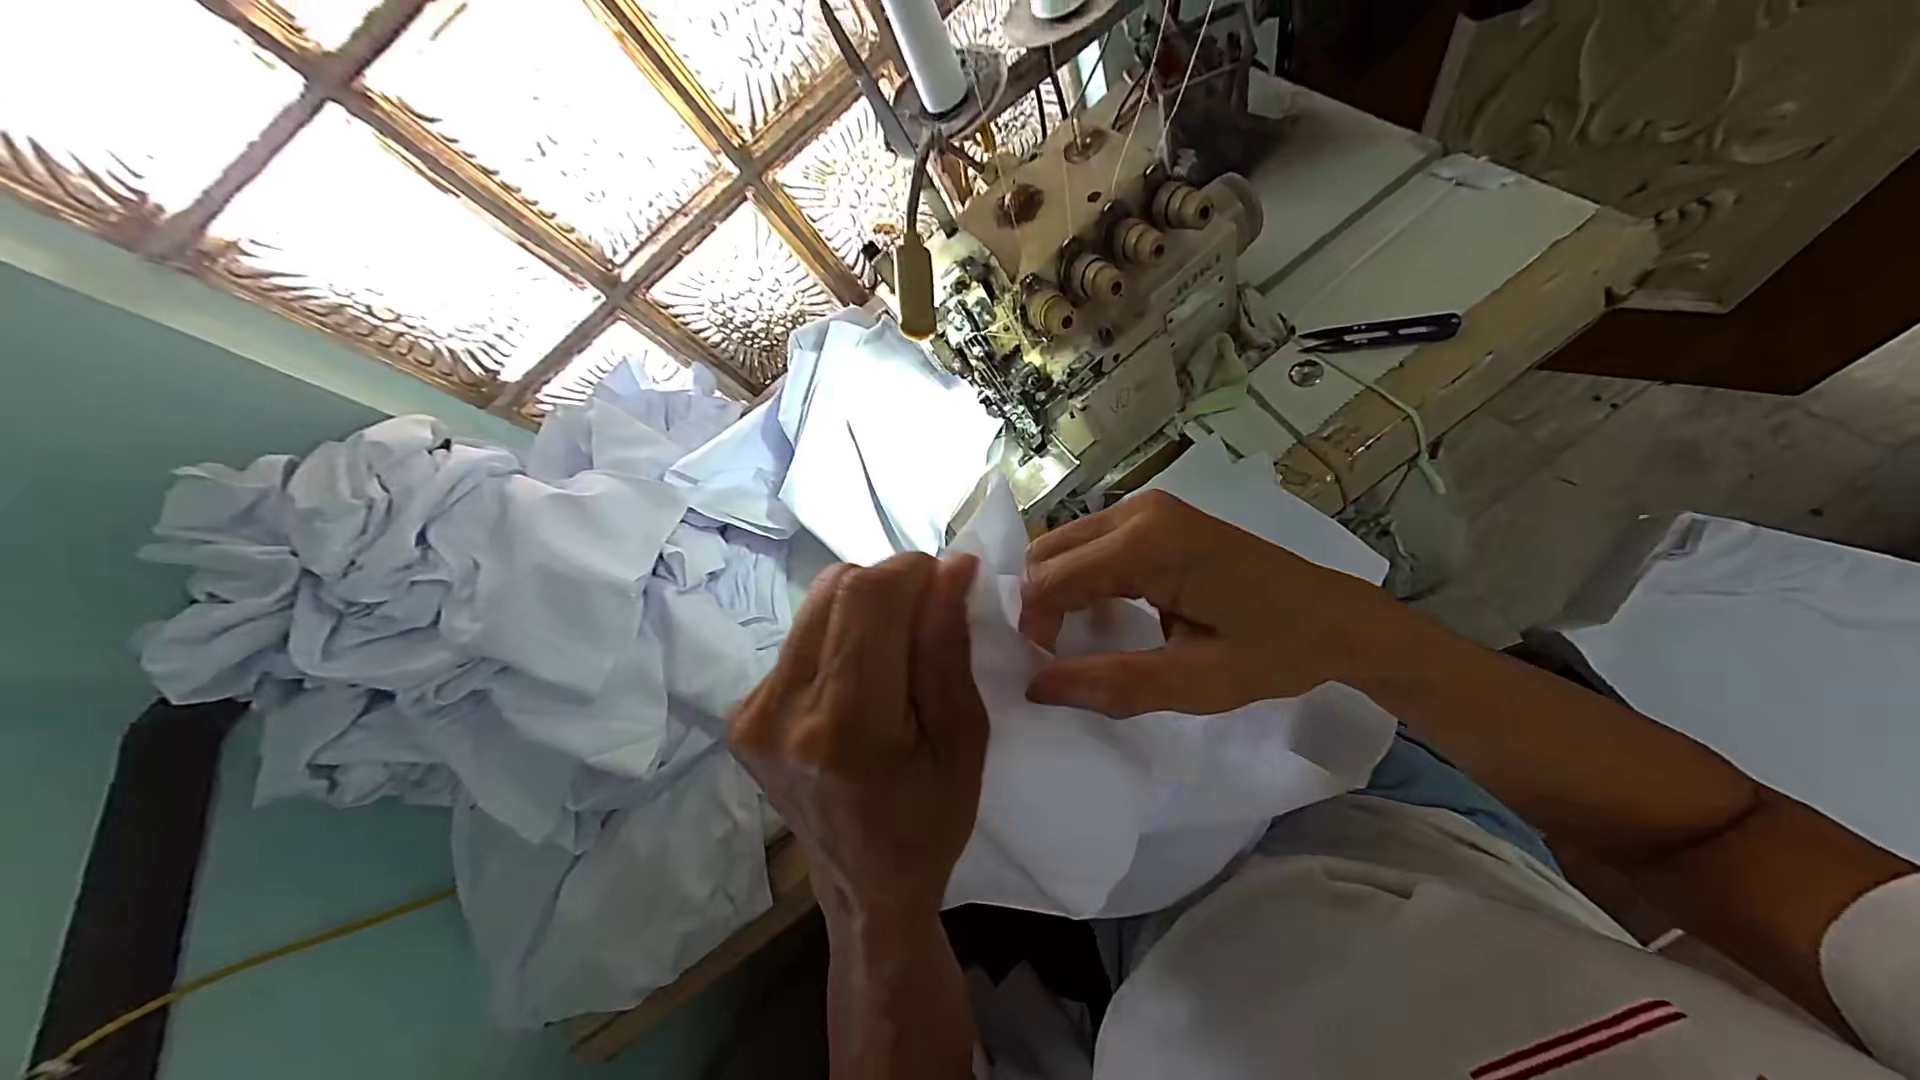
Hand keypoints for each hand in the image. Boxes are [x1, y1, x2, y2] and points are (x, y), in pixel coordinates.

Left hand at [728, 553, 988, 923]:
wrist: (864, 886)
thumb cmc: (929, 821)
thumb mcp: (963, 738)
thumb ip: (948, 646)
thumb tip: (951, 566)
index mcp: (847, 728)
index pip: (869, 597)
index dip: (912, 570)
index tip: (946, 581)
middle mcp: (782, 711)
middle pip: (836, 588)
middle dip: (891, 584)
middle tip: (926, 616)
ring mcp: (753, 712)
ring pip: (815, 605)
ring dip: (863, 607)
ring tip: (894, 651)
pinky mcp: (742, 714)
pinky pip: (800, 637)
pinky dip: (840, 635)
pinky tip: (860, 676)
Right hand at [1020, 490, 1428, 716]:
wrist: (1337, 617)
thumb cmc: (1276, 651)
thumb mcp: (1197, 682)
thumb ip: (1114, 683)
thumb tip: (1036, 687)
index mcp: (1149, 544)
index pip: (1051, 579)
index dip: (1034, 626)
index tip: (1043, 672)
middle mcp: (1139, 511)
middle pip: (1048, 553)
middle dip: (1038, 607)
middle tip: (1053, 659)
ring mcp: (1147, 509)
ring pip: (1064, 546)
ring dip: (1056, 592)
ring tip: (1075, 642)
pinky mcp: (1155, 517)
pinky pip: (1091, 544)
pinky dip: (1080, 579)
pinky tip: (1101, 615)